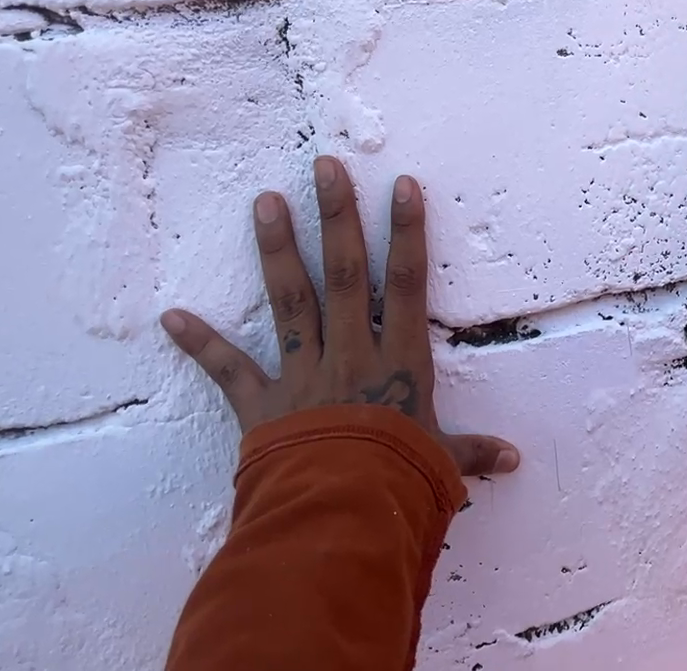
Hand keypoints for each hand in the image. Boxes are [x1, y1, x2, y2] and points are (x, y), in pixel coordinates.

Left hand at [161, 156, 519, 477]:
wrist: (334, 518)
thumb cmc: (395, 484)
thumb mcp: (442, 462)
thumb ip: (472, 452)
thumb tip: (514, 459)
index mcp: (397, 358)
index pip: (405, 282)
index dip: (406, 232)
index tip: (402, 186)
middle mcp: (350, 352)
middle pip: (343, 273)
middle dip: (336, 217)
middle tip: (324, 168)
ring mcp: (302, 373)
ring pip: (290, 301)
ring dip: (276, 250)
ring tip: (264, 201)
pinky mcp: (261, 404)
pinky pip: (229, 370)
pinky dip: (202, 345)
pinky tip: (172, 316)